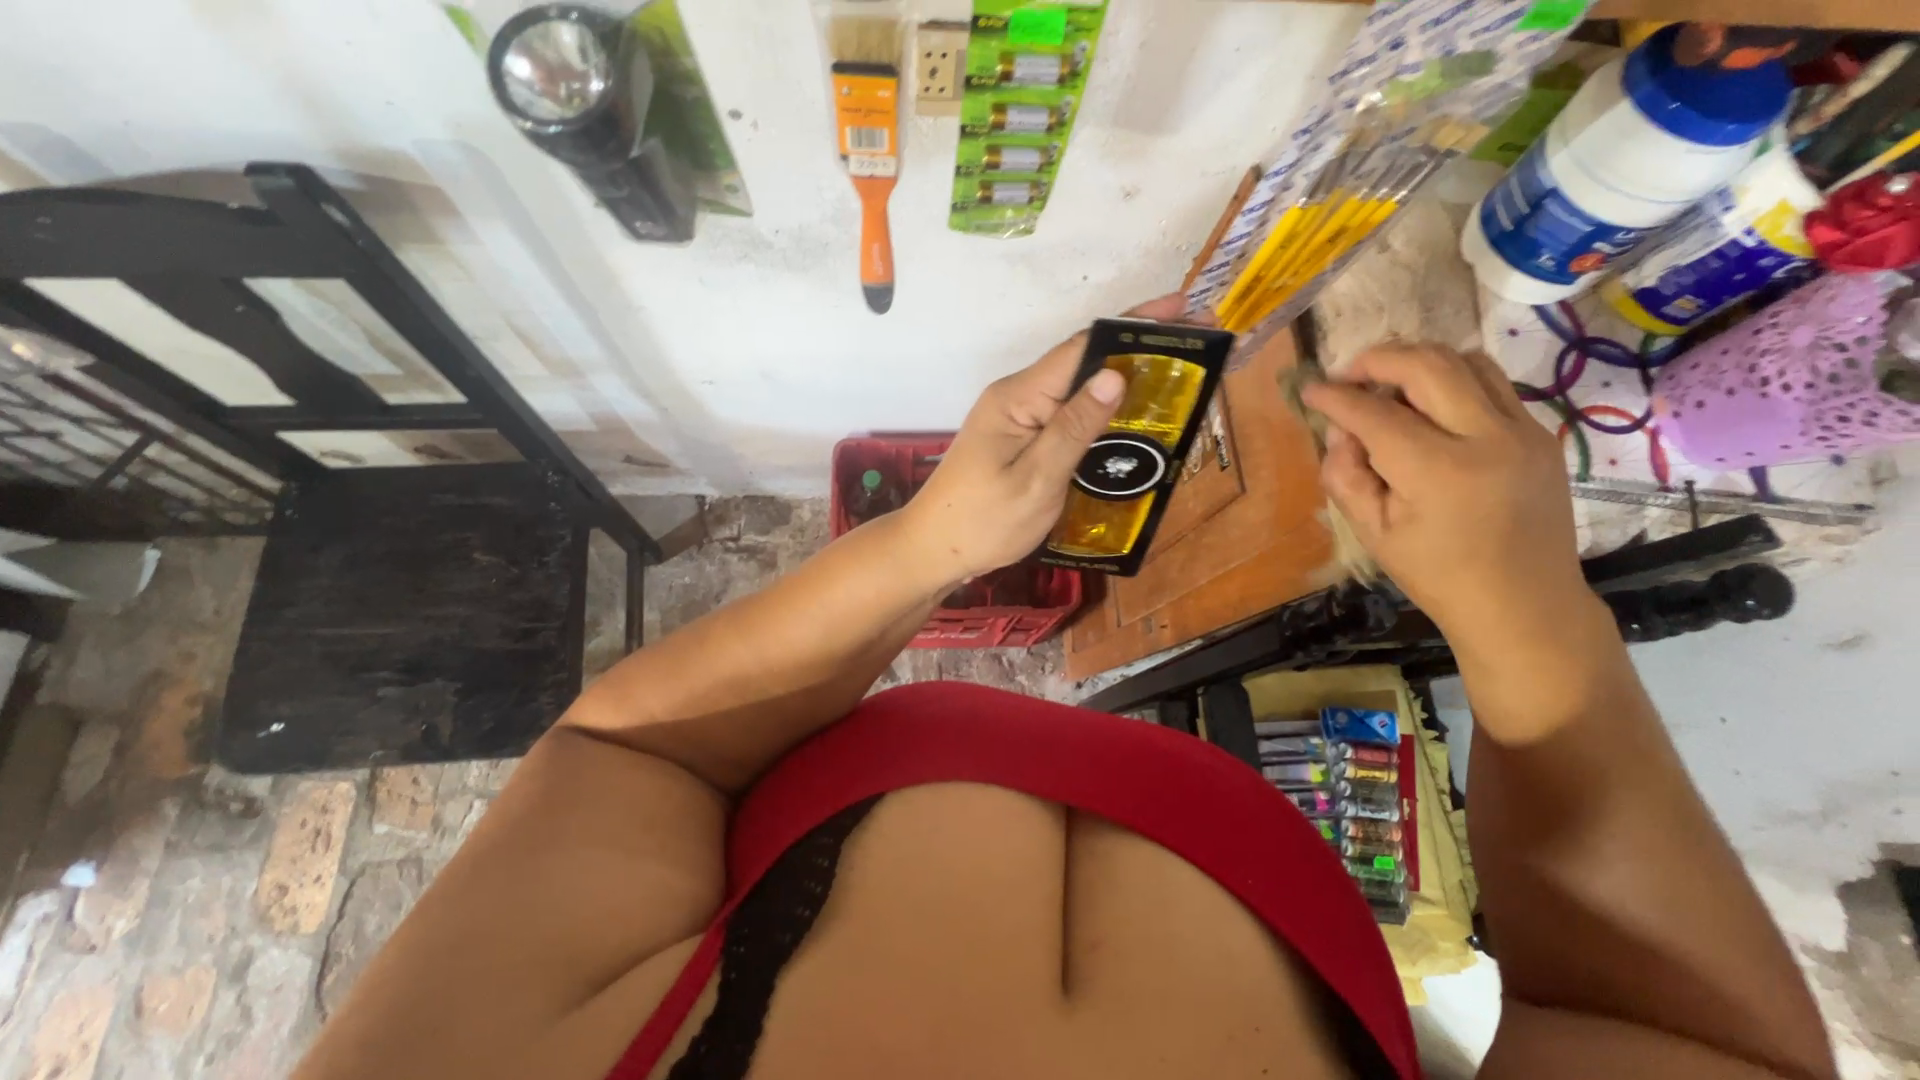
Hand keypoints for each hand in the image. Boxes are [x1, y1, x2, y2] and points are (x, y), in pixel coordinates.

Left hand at [904, 294, 1187, 581]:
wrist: (935, 551)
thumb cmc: (983, 522)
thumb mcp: (1036, 480)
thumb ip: (1074, 428)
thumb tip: (1115, 375)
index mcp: (1018, 397)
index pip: (1082, 348)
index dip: (1134, 325)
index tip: (1183, 311)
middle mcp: (1018, 396)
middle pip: (1084, 360)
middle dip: (1139, 347)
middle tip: (1198, 343)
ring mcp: (1019, 417)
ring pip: (1078, 387)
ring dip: (1125, 377)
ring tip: (1179, 374)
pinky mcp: (1023, 438)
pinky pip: (1069, 413)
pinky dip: (1105, 409)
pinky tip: (1135, 416)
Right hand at [1301, 343, 1595, 654]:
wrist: (1525, 605)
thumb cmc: (1438, 576)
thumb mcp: (1372, 533)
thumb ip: (1345, 474)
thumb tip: (1342, 430)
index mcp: (1438, 471)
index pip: (1374, 413)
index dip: (1335, 397)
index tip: (1311, 389)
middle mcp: (1487, 437)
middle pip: (1426, 365)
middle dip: (1377, 360)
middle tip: (1347, 374)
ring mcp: (1523, 431)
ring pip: (1467, 360)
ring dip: (1419, 363)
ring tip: (1389, 384)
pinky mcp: (1541, 433)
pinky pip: (1492, 384)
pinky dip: (1453, 382)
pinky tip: (1430, 408)